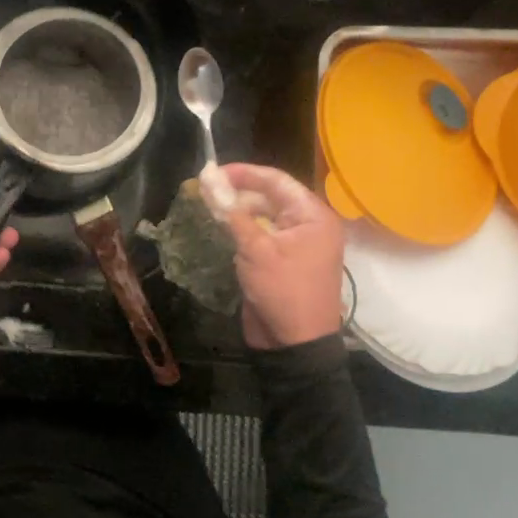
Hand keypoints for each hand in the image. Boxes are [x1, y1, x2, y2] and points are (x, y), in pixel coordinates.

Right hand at [219, 164, 345, 349]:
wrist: (295, 345)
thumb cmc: (282, 291)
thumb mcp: (255, 249)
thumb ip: (231, 210)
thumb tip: (207, 177)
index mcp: (313, 216)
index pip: (276, 180)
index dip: (243, 172)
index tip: (211, 171)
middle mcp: (309, 224)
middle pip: (270, 195)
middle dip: (238, 190)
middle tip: (205, 188)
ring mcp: (298, 243)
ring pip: (265, 214)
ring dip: (238, 209)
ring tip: (207, 204)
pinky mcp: (284, 259)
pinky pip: (263, 233)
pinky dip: (243, 227)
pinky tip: (220, 225)